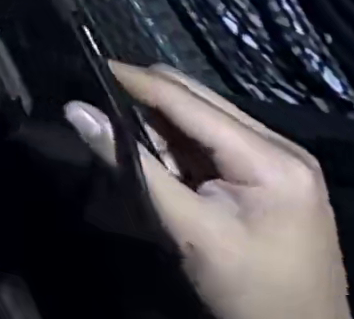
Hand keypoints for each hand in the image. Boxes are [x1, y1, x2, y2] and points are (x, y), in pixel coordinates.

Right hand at [65, 63, 348, 318]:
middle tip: (97, 103)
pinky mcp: (268, 171)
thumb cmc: (251, 289)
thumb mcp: (188, 227)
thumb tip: (74, 109)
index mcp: (270, 158)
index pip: (184, 99)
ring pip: (196, 112)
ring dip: (157, 121)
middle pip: (193, 96)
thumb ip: (131, 162)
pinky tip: (157, 157)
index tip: (87, 64)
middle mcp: (278, 145)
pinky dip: (174, 140)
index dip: (133, 80)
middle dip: (143, 98)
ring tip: (124, 137)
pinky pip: (207, 135)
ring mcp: (277, 157)